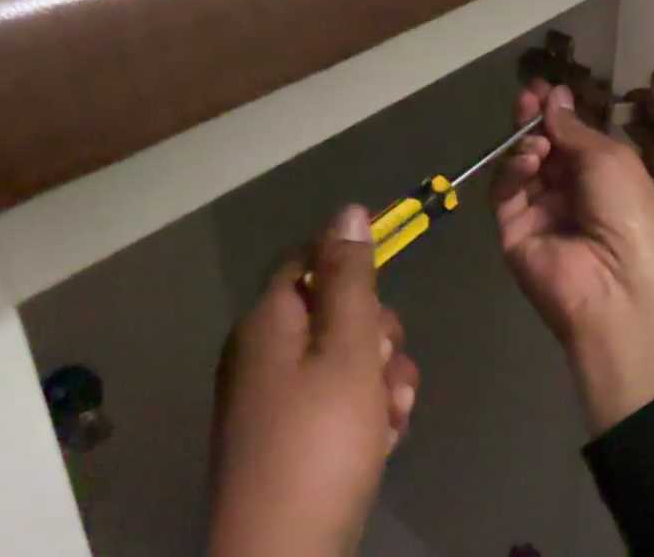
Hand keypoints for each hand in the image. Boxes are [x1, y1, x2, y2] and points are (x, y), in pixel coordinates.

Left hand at [209, 206, 420, 556]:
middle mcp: (262, 354)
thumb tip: (349, 210)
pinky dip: (364, 415)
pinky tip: (382, 442)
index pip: (308, 259)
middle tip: (386, 371)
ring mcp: (272, 402)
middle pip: (334, 312)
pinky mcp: (288, 442)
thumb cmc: (320, 443)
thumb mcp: (346, 350)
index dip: (352, 265)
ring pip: (344, 362)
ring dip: (380, 380)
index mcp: (268, 322)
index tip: (385, 294)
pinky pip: (335, 405)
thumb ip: (351, 279)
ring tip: (392, 417)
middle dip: (377, 335)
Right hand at [491, 81, 653, 435]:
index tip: (543, 88)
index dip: (556, 112)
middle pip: (541, 146)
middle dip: (533, 119)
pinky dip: (512, 169)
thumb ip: (574, 129)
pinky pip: (504, 191)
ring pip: (519, 165)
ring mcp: (539, 212)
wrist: (618, 289)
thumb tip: (555, 97)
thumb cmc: (629, 216)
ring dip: (526, 143)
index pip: (570, 137)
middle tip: (527, 97)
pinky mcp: (513, 231)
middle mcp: (569, 192)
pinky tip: (529, 162)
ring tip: (537, 143)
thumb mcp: (611, 161)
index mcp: (602, 177)